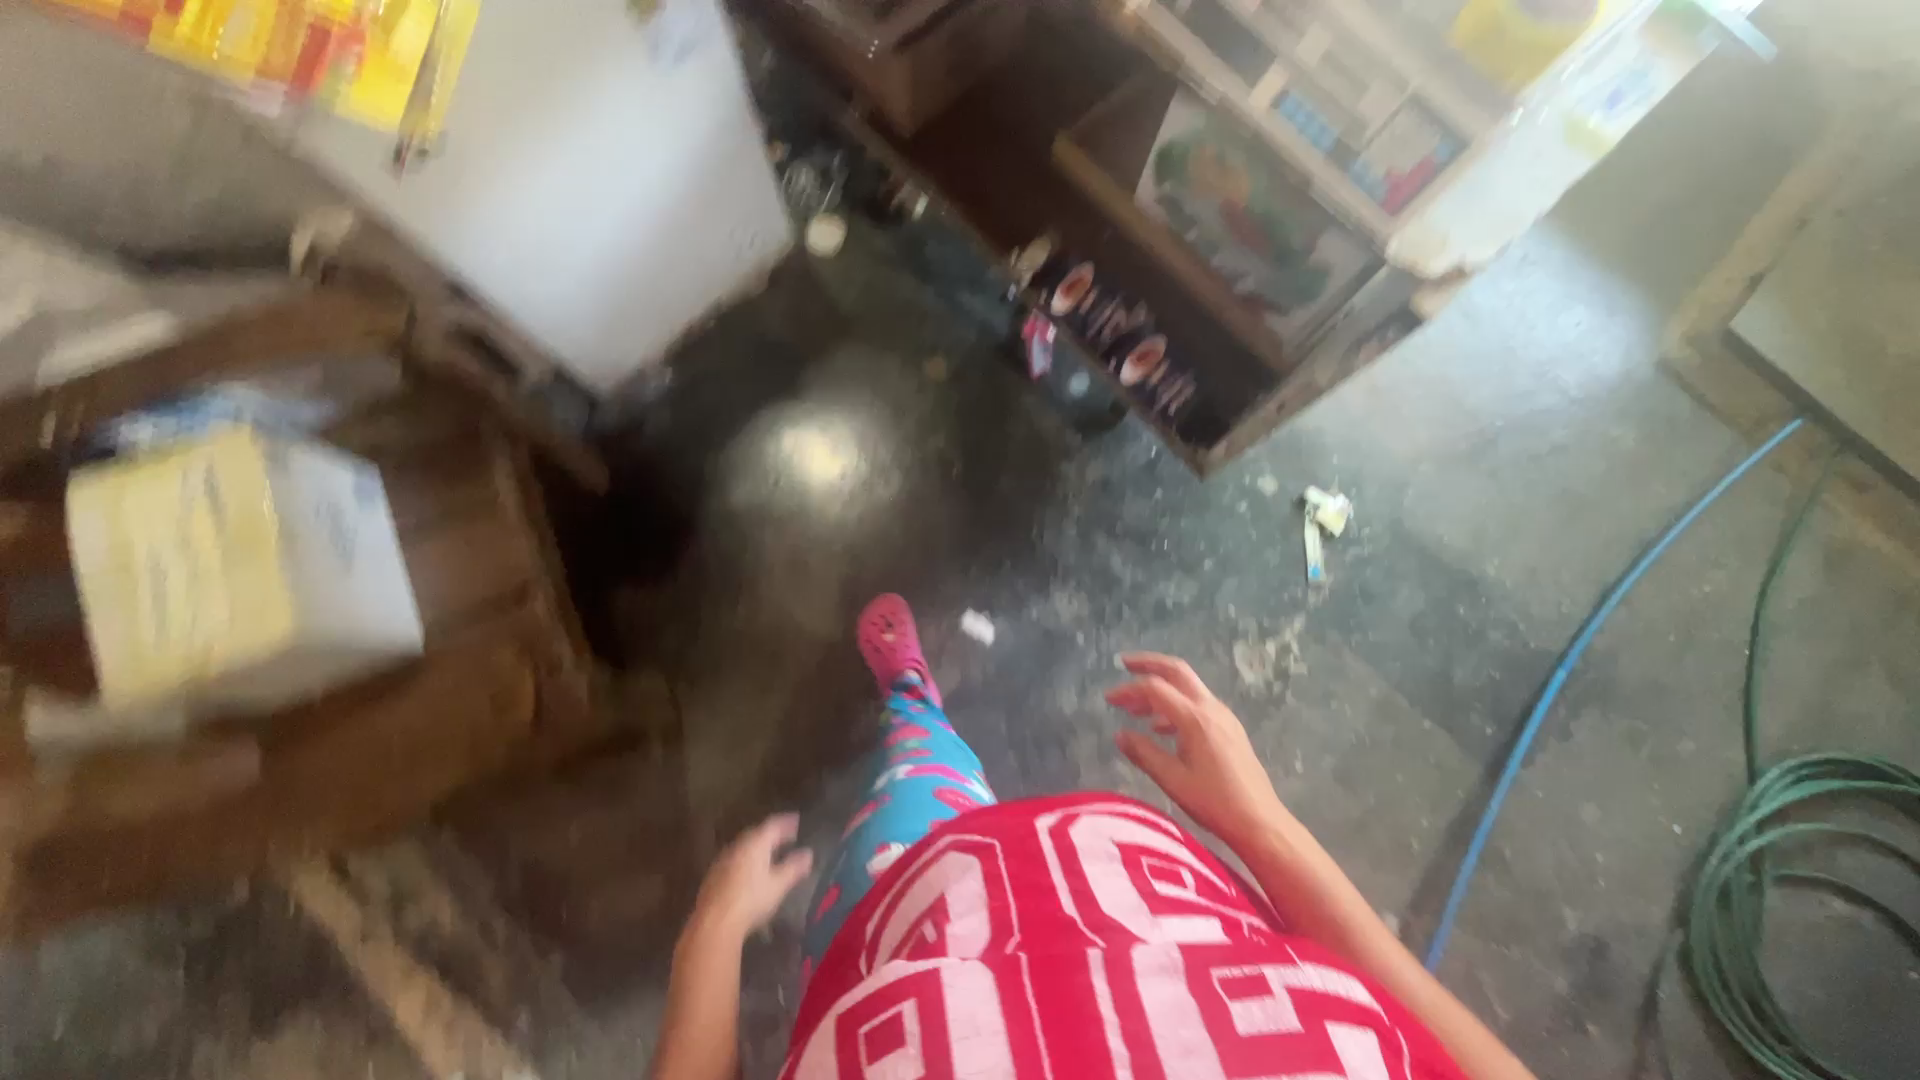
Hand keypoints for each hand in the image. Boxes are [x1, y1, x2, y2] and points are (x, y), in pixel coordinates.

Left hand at [690, 813, 814, 941]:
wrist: (714, 923)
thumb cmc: (751, 900)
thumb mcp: (779, 885)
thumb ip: (794, 867)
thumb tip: (808, 853)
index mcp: (755, 843)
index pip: (773, 824)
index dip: (786, 822)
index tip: (797, 820)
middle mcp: (738, 846)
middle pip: (757, 833)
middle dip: (772, 833)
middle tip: (785, 835)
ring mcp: (723, 860)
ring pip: (744, 846)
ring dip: (758, 846)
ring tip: (770, 852)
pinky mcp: (713, 875)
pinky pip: (735, 859)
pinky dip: (746, 859)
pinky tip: (750, 871)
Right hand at [1107, 652, 1289, 847]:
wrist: (1260, 821)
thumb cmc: (1214, 802)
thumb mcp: (1172, 780)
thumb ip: (1144, 753)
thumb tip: (1119, 734)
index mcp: (1195, 718)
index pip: (1155, 688)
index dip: (1129, 690)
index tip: (1108, 699)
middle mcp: (1211, 708)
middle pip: (1177, 672)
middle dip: (1149, 664)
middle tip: (1124, 663)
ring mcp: (1224, 717)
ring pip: (1188, 687)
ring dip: (1161, 688)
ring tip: (1135, 708)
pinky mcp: (1229, 729)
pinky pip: (1198, 704)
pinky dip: (1175, 705)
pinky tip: (1160, 728)